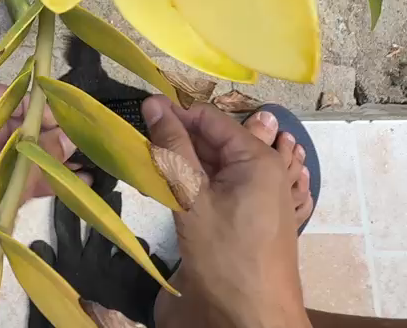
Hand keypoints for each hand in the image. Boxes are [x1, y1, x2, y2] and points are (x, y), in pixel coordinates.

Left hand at [0, 83, 77, 327]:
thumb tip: (70, 138)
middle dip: (43, 130)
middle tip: (77, 136)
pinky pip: (17, 174)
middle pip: (9, 124)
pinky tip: (75, 179)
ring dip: (48, 154)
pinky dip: (42, 177)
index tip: (57, 111)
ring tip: (83, 156)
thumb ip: (33, 162)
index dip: (26, 101)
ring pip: (17, 150)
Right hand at [144, 96, 305, 327]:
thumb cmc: (225, 258)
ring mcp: (263, 193)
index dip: (174, 116)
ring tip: (157, 173)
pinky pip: (224, 184)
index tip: (141, 122)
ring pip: (216, 163)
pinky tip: (176, 191)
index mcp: (256, 157)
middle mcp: (265, 168)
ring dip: (186, 165)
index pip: (208, 118)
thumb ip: (172, 147)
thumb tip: (153, 102)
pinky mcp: (255, 214)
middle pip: (213, 139)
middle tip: (146, 154)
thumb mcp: (192, 197)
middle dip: (179, 143)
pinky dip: (199, 184)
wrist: (255, 324)